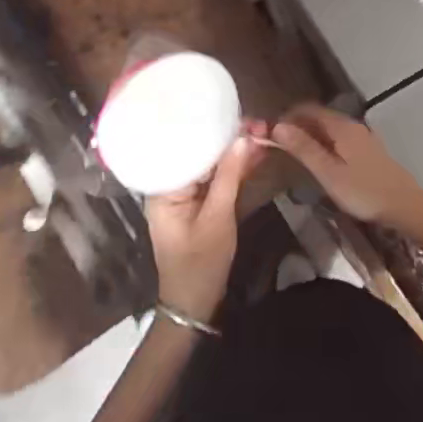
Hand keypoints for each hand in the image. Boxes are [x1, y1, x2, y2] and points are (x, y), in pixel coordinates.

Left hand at [145, 126, 264, 319]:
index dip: (214, 131)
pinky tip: (252, 156)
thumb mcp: (218, 219)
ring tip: (259, 133)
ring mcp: (182, 196)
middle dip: (227, 138)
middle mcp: (168, 186)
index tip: (241, 118)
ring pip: (207, 165)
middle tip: (257, 124)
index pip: (185, 148)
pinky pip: (212, 180)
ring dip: (232, 152)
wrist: (193, 303)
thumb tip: (243, 139)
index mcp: (163, 188)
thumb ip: (229, 178)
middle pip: (197, 154)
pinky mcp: (194, 204)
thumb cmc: (200, 264)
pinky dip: (231, 170)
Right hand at [270, 104, 422, 228]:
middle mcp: (353, 126)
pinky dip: (324, 144)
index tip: (268, 130)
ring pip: (330, 129)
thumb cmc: (364, 191)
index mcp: (342, 127)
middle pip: (320, 117)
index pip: (308, 109)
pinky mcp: (369, 152)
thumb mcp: (328, 172)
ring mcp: (364, 139)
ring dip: (310, 136)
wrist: (406, 207)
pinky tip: (319, 161)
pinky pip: (340, 140)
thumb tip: (278, 126)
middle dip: (297, 126)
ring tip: (293, 153)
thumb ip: (304, 148)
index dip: (287, 116)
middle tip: (276, 143)